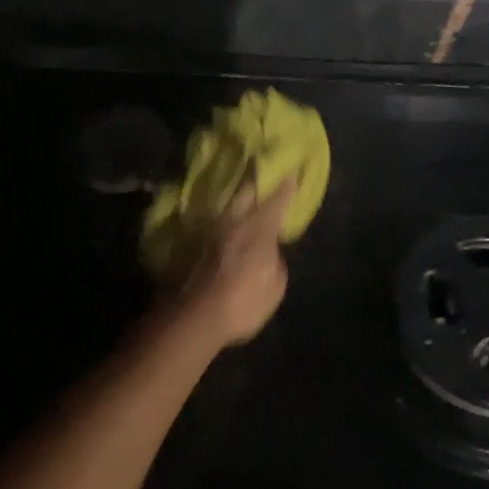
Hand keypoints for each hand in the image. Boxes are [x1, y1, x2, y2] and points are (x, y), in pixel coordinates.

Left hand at [177, 176, 296, 345]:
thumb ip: (276, 261)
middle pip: (246, 193)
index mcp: (259, 230)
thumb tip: (270, 251)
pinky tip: (229, 221)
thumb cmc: (244, 302)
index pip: (276, 201)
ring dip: (239, 199)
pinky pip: (217, 223)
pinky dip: (226, 218)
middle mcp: (235, 223)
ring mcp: (213, 233)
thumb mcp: (274, 286)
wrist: (196, 317)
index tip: (292, 172)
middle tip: (264, 173)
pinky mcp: (197, 246)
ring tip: (247, 195)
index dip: (286, 186)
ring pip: (229, 207)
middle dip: (257, 182)